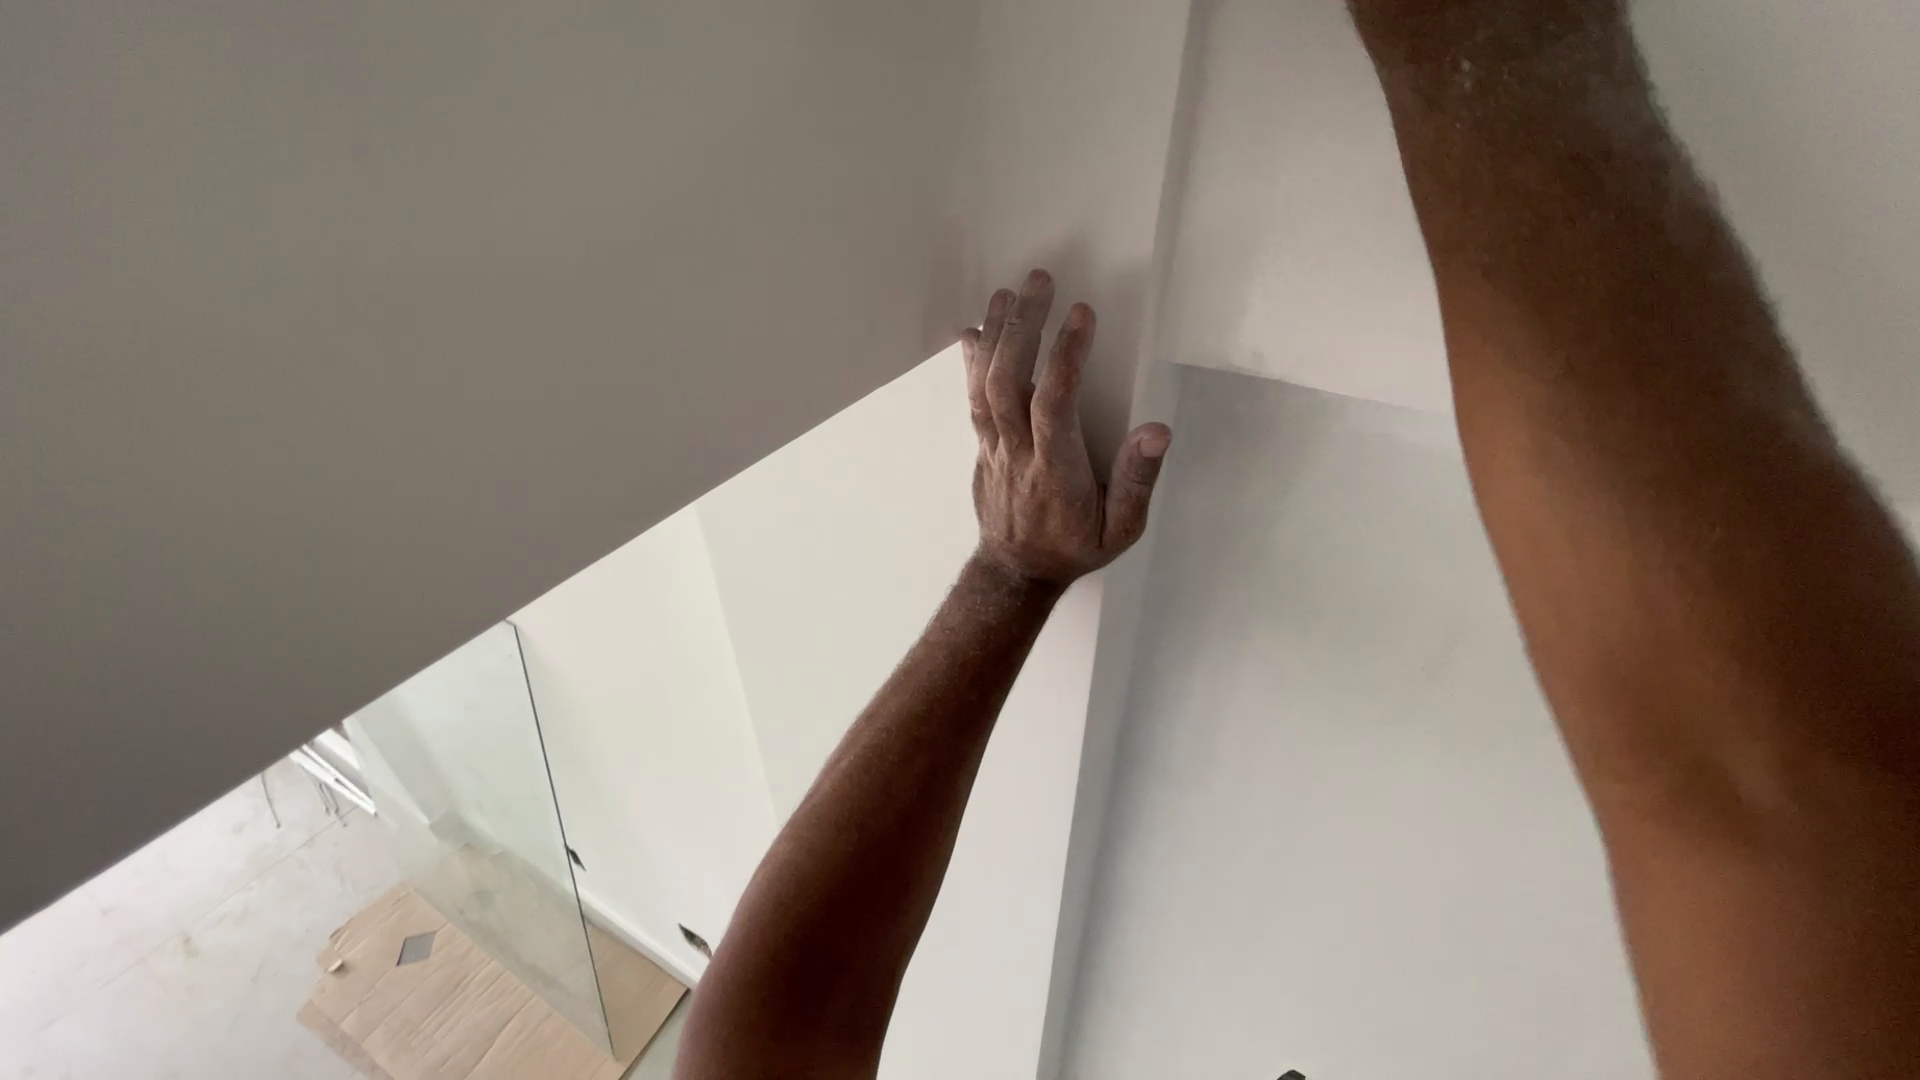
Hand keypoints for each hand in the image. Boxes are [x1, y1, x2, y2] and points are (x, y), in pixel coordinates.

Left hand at [959, 269, 1171, 588]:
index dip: (1065, 356)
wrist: (1016, 572)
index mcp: (1057, 469)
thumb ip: (1137, 481)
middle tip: (1040, 281)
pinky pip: (971, 401)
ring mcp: (995, 448)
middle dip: (1023, 327)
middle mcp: (1018, 452)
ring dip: (995, 336)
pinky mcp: (984, 447)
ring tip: (1007, 293)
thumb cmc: (1074, 548)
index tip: (1082, 312)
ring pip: (984, 386)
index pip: (1055, 404)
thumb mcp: (1120, 529)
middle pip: (1009, 382)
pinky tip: (974, 332)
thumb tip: (1157, 431)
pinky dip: (971, 364)